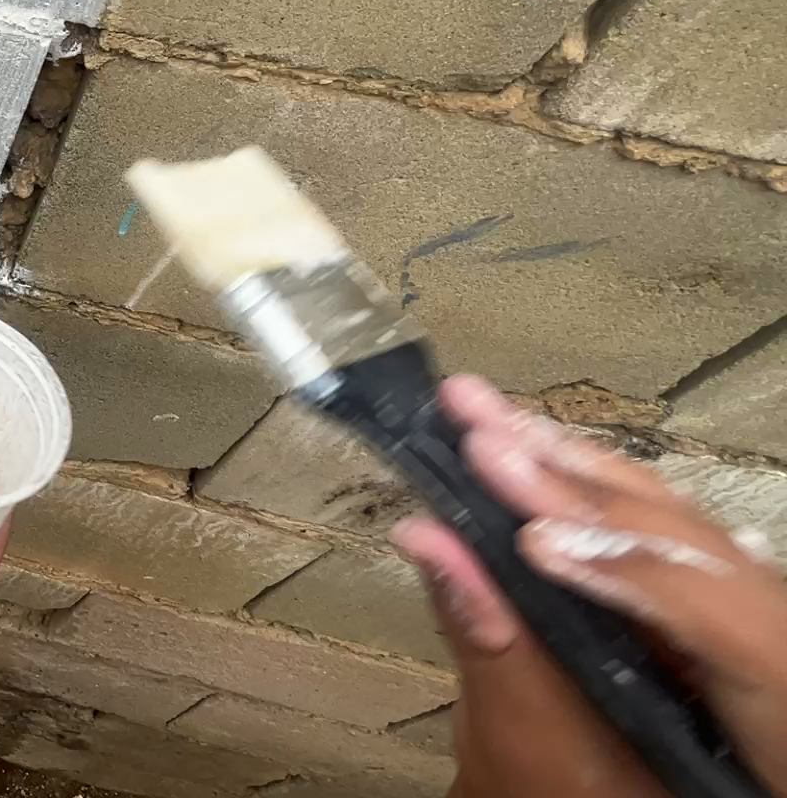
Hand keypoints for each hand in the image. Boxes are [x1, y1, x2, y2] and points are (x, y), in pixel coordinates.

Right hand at [394, 374, 786, 797]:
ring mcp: (747, 636)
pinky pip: (662, 536)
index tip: (531, 539)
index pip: (752, 648)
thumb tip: (424, 537)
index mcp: (780, 740)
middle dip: (586, 495)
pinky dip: (584, 486)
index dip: (646, 583)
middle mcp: (778, 672)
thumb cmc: (555, 794)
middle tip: (482, 432)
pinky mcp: (695, 611)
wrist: (577, 797)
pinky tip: (528, 444)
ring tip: (487, 416)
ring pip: (689, 537)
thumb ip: (492, 644)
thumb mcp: (530, 744)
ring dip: (575, 470)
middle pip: (716, 568)